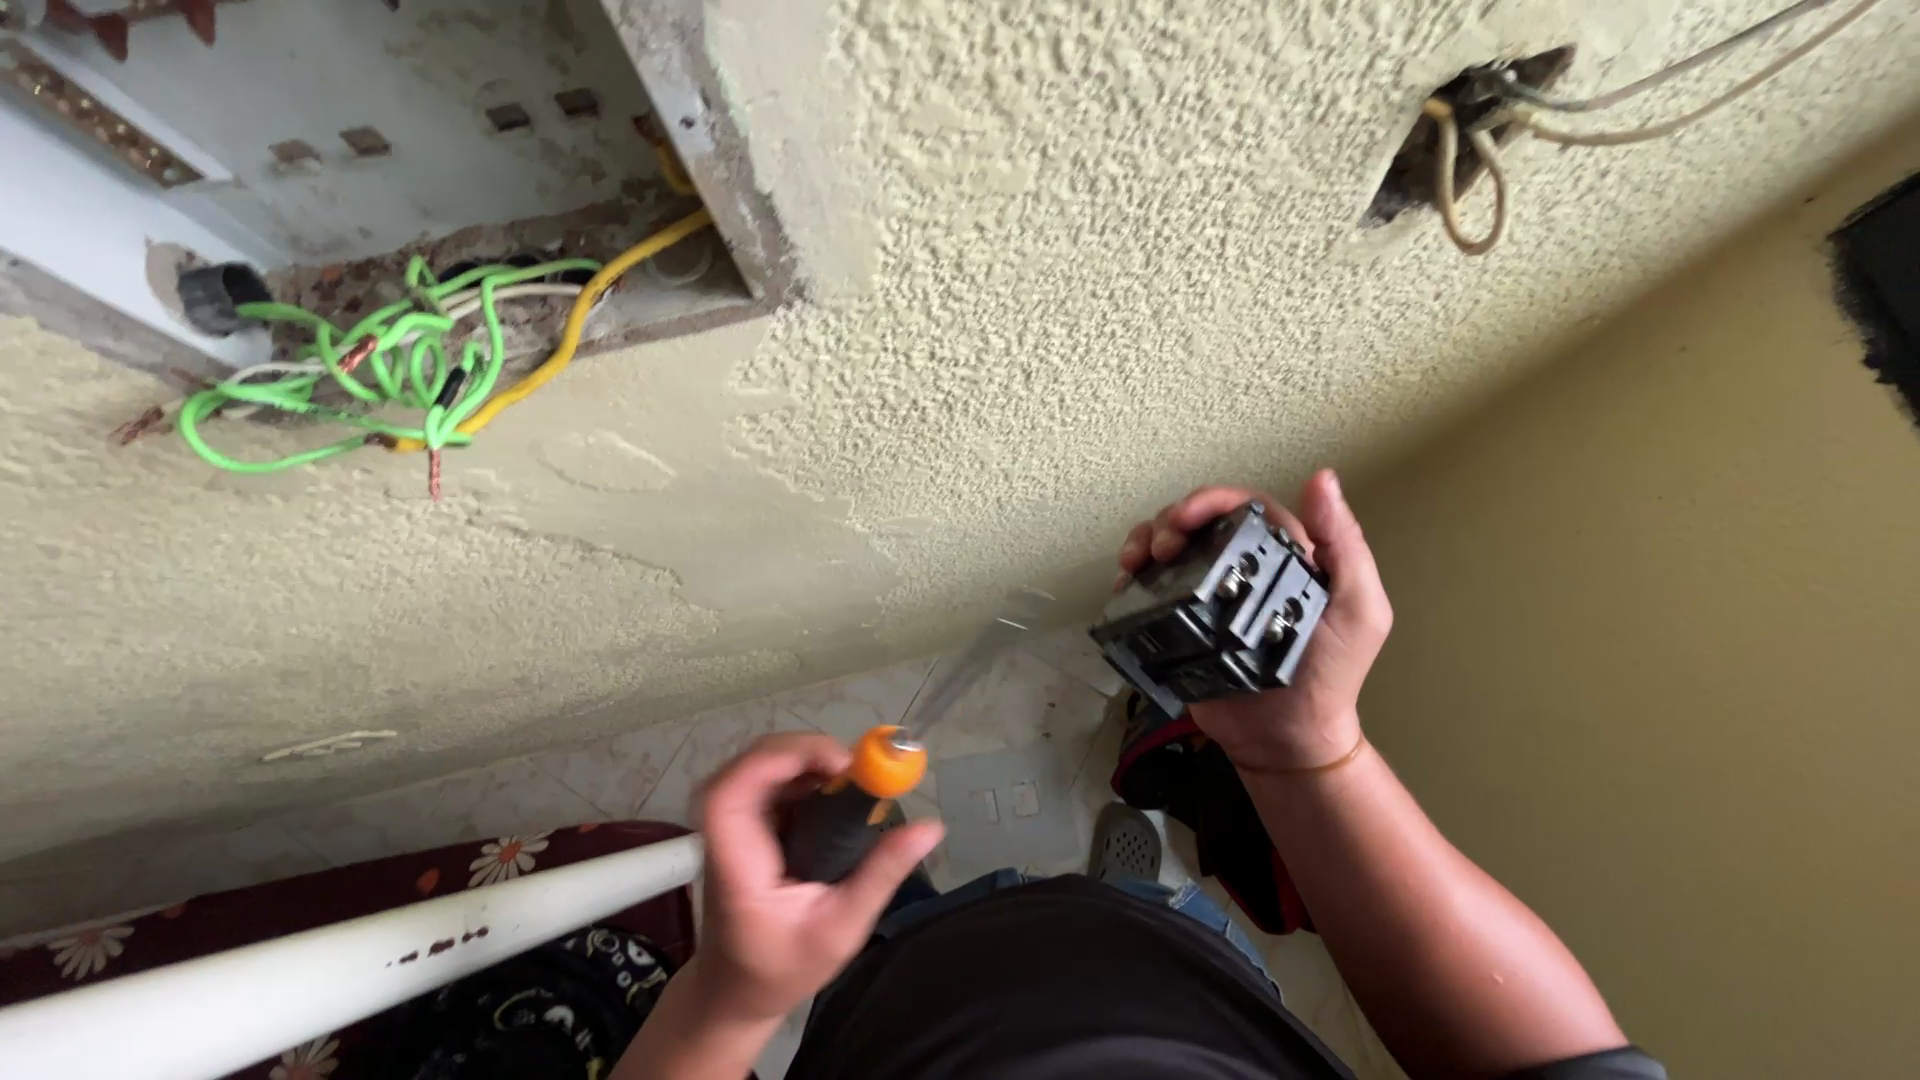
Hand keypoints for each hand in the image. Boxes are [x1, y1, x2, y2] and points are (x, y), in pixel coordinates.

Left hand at [687, 733, 944, 1023]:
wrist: (736, 991)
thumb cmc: (781, 968)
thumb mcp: (841, 929)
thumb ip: (881, 874)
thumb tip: (929, 828)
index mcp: (736, 861)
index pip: (733, 790)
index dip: (780, 760)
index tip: (838, 767)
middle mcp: (726, 832)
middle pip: (752, 762)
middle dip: (807, 752)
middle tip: (858, 770)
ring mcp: (734, 822)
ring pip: (766, 763)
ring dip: (812, 761)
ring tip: (855, 783)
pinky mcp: (747, 820)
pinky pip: (775, 777)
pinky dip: (809, 774)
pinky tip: (838, 795)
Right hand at [1116, 469, 1392, 772]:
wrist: (1285, 740)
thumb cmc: (1329, 675)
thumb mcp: (1357, 609)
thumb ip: (1345, 546)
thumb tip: (1322, 479)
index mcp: (1281, 554)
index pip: (1242, 508)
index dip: (1209, 501)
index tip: (1182, 517)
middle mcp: (1239, 566)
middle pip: (1196, 523)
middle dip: (1168, 523)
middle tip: (1159, 549)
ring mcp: (1205, 594)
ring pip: (1167, 548)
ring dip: (1143, 542)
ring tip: (1133, 563)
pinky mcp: (1179, 623)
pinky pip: (1149, 590)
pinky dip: (1131, 578)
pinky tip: (1124, 584)